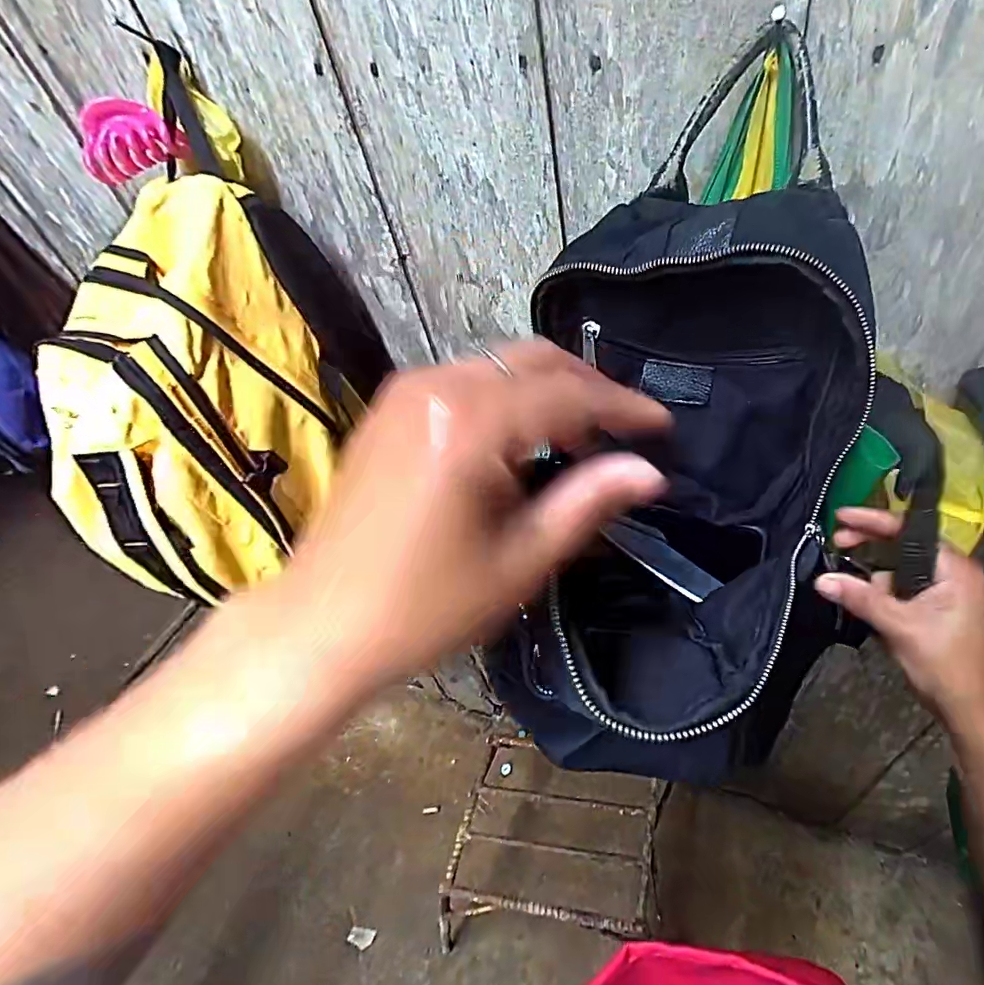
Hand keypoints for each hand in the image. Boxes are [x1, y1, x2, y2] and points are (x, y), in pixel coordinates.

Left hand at [276, 340, 670, 687]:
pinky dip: (504, 400)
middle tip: (622, 432)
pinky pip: (464, 383)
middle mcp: (435, 387)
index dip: (622, 408)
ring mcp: (404, 392)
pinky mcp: (388, 409)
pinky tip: (519, 442)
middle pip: (533, 360)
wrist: (322, 623)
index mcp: (469, 423)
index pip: (567, 394)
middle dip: (587, 389)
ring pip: (498, 366)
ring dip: (546, 393)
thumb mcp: (517, 562)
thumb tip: (648, 472)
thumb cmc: (423, 607)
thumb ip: (586, 503)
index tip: (661, 427)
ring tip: (576, 444)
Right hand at [813, 507, 983, 717]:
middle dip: (870, 548)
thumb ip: (860, 598)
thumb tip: (822, 579)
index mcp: (955, 571)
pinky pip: (905, 588)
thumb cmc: (943, 664)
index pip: (910, 533)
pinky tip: (868, 604)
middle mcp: (956, 575)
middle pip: (905, 547)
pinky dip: (884, 592)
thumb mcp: (898, 626)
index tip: (842, 517)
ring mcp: (950, 593)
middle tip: (838, 545)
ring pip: (902, 570)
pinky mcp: (940, 609)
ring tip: (853, 590)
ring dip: (875, 577)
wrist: (970, 708)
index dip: (874, 522)